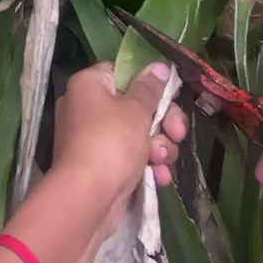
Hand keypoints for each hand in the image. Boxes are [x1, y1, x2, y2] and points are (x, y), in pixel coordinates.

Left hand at [51, 61, 188, 199]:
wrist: (87, 196)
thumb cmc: (111, 142)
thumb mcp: (136, 111)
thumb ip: (149, 89)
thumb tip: (158, 66)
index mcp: (88, 84)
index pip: (121, 73)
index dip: (147, 84)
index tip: (170, 97)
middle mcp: (86, 105)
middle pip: (133, 105)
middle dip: (161, 122)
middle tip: (176, 134)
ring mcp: (91, 136)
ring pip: (136, 133)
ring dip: (157, 147)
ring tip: (160, 160)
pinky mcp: (100, 163)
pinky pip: (129, 156)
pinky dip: (146, 165)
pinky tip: (159, 177)